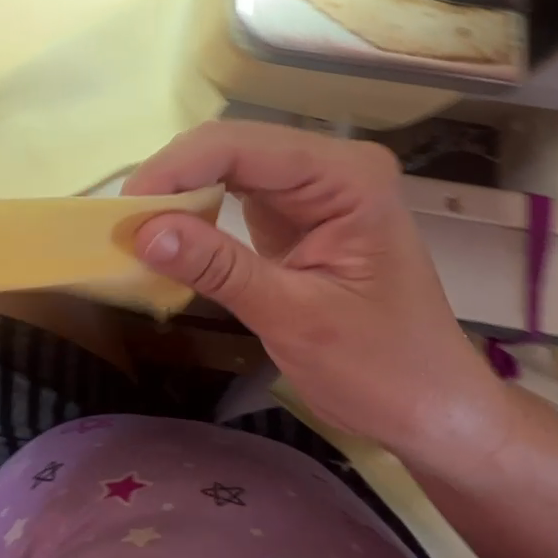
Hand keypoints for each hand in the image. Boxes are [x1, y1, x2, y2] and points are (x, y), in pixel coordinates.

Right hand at [124, 122, 509, 462]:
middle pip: (229, 147)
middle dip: (172, 179)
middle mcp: (331, 167)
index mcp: (347, 177)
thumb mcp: (295, 319)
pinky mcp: (296, 211)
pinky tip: (171, 234)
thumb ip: (218, 269)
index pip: (241, 147)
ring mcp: (314, 187)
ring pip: (225, 165)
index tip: (125, 213)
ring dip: (178, 192)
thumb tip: (142, 231)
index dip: (176, 170)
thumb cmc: (384, 370)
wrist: (434, 411)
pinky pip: (232, 192)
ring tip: (138, 229)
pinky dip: (195, 210)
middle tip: (123, 224)